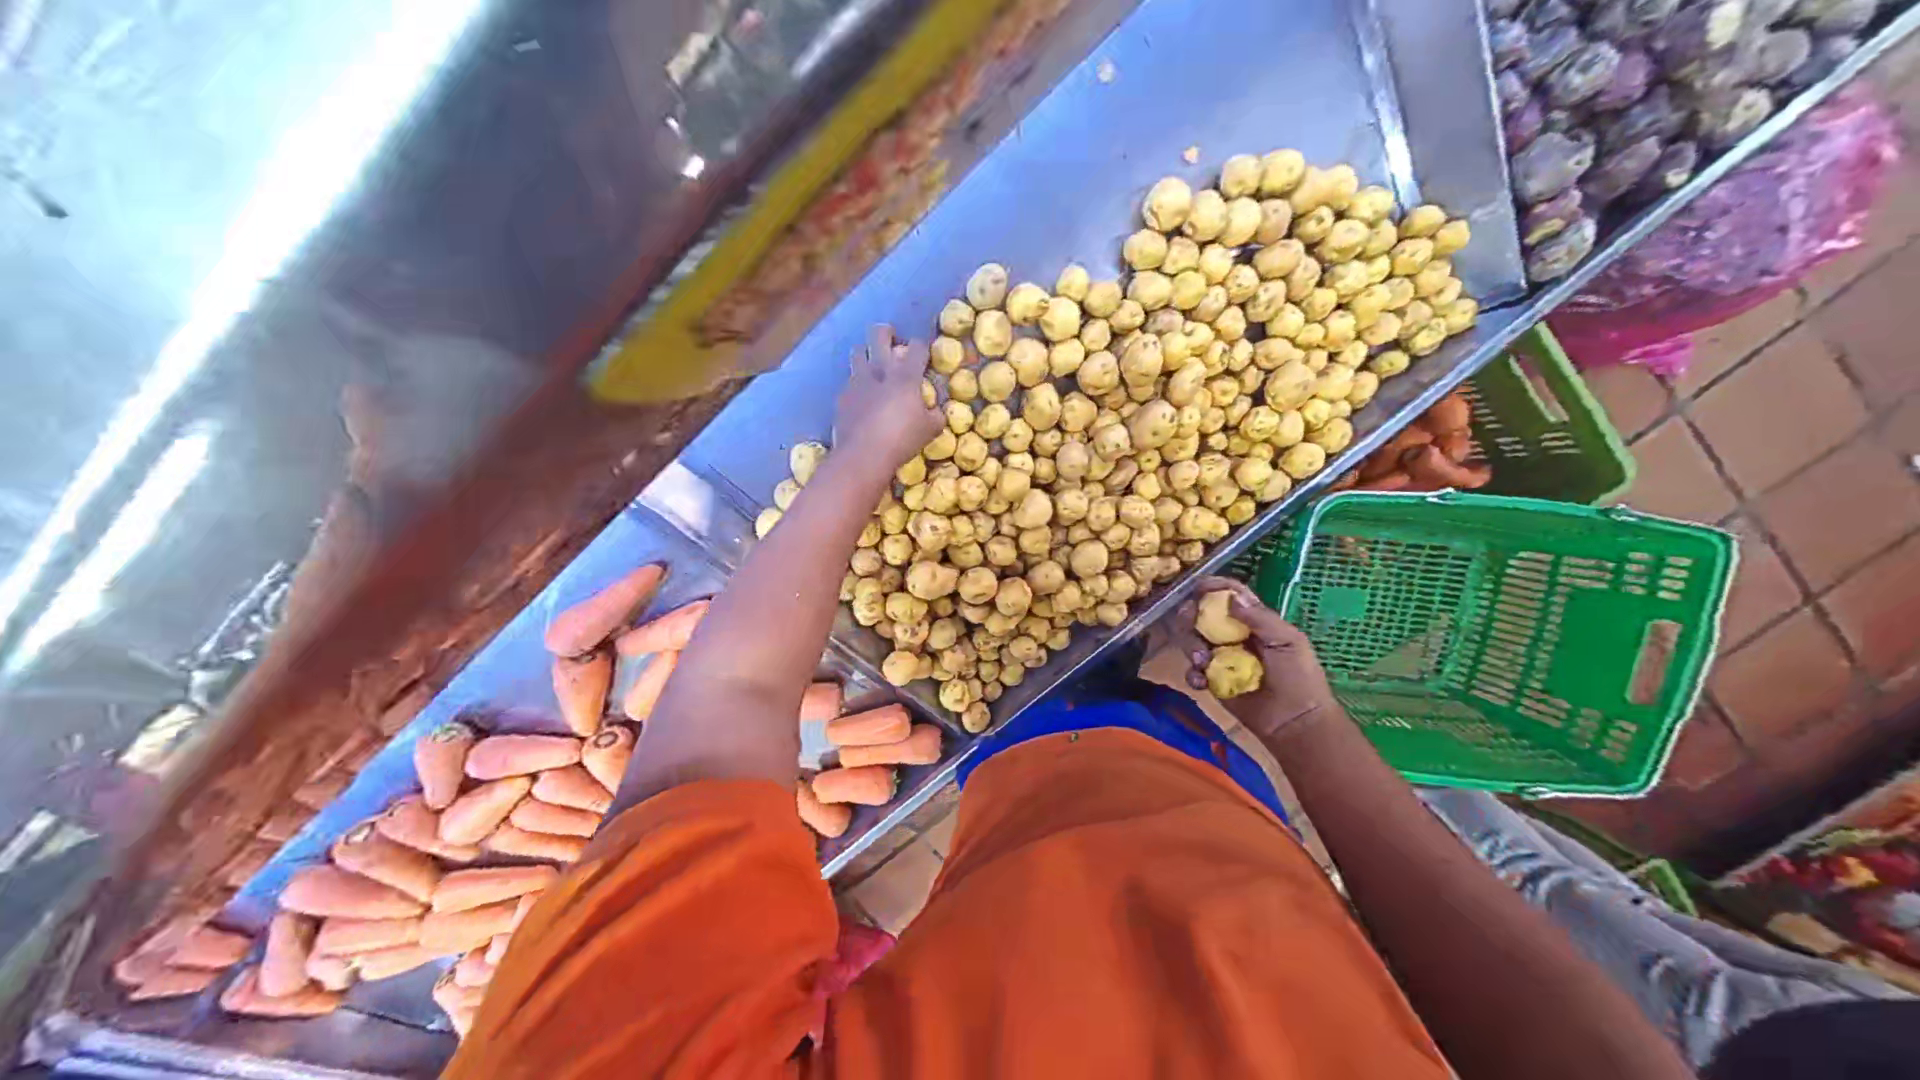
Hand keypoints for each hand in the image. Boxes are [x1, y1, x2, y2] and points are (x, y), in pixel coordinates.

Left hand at [833, 324, 942, 471]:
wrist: (863, 454)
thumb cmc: (902, 439)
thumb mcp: (931, 429)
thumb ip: (937, 415)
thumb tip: (937, 411)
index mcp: (906, 375)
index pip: (917, 346)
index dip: (922, 347)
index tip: (923, 356)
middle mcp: (880, 370)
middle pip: (879, 334)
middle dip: (887, 333)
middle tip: (893, 344)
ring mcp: (858, 381)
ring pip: (858, 351)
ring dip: (866, 353)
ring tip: (874, 366)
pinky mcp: (843, 395)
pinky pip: (850, 379)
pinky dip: (857, 382)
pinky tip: (862, 396)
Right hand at [1175, 576, 1340, 744]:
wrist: (1296, 722)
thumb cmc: (1299, 678)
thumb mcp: (1289, 641)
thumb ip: (1260, 618)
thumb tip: (1230, 598)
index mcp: (1255, 622)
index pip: (1231, 596)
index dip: (1215, 587)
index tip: (1198, 586)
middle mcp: (1234, 636)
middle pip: (1203, 615)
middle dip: (1191, 614)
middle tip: (1187, 619)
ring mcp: (1221, 658)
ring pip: (1192, 640)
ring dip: (1191, 646)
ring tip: (1203, 661)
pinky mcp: (1212, 681)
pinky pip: (1193, 671)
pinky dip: (1192, 674)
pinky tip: (1201, 682)